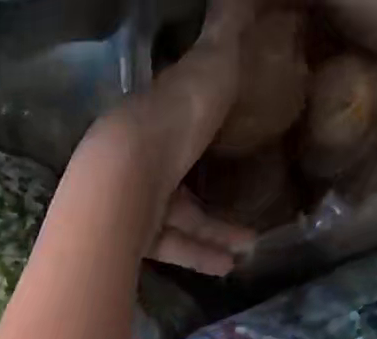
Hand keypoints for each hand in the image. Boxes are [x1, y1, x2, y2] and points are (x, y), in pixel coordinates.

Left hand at [76, 0, 261, 273]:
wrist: (129, 173)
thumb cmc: (173, 117)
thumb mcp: (210, 65)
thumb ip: (227, 32)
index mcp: (156, 123)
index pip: (180, 131)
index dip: (204, 140)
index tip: (230, 151)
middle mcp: (142, 166)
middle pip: (179, 190)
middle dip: (211, 207)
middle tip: (245, 219)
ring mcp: (137, 206)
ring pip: (179, 226)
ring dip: (212, 239)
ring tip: (247, 251)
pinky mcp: (137, 241)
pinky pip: (173, 250)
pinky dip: (199, 257)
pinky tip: (228, 267)